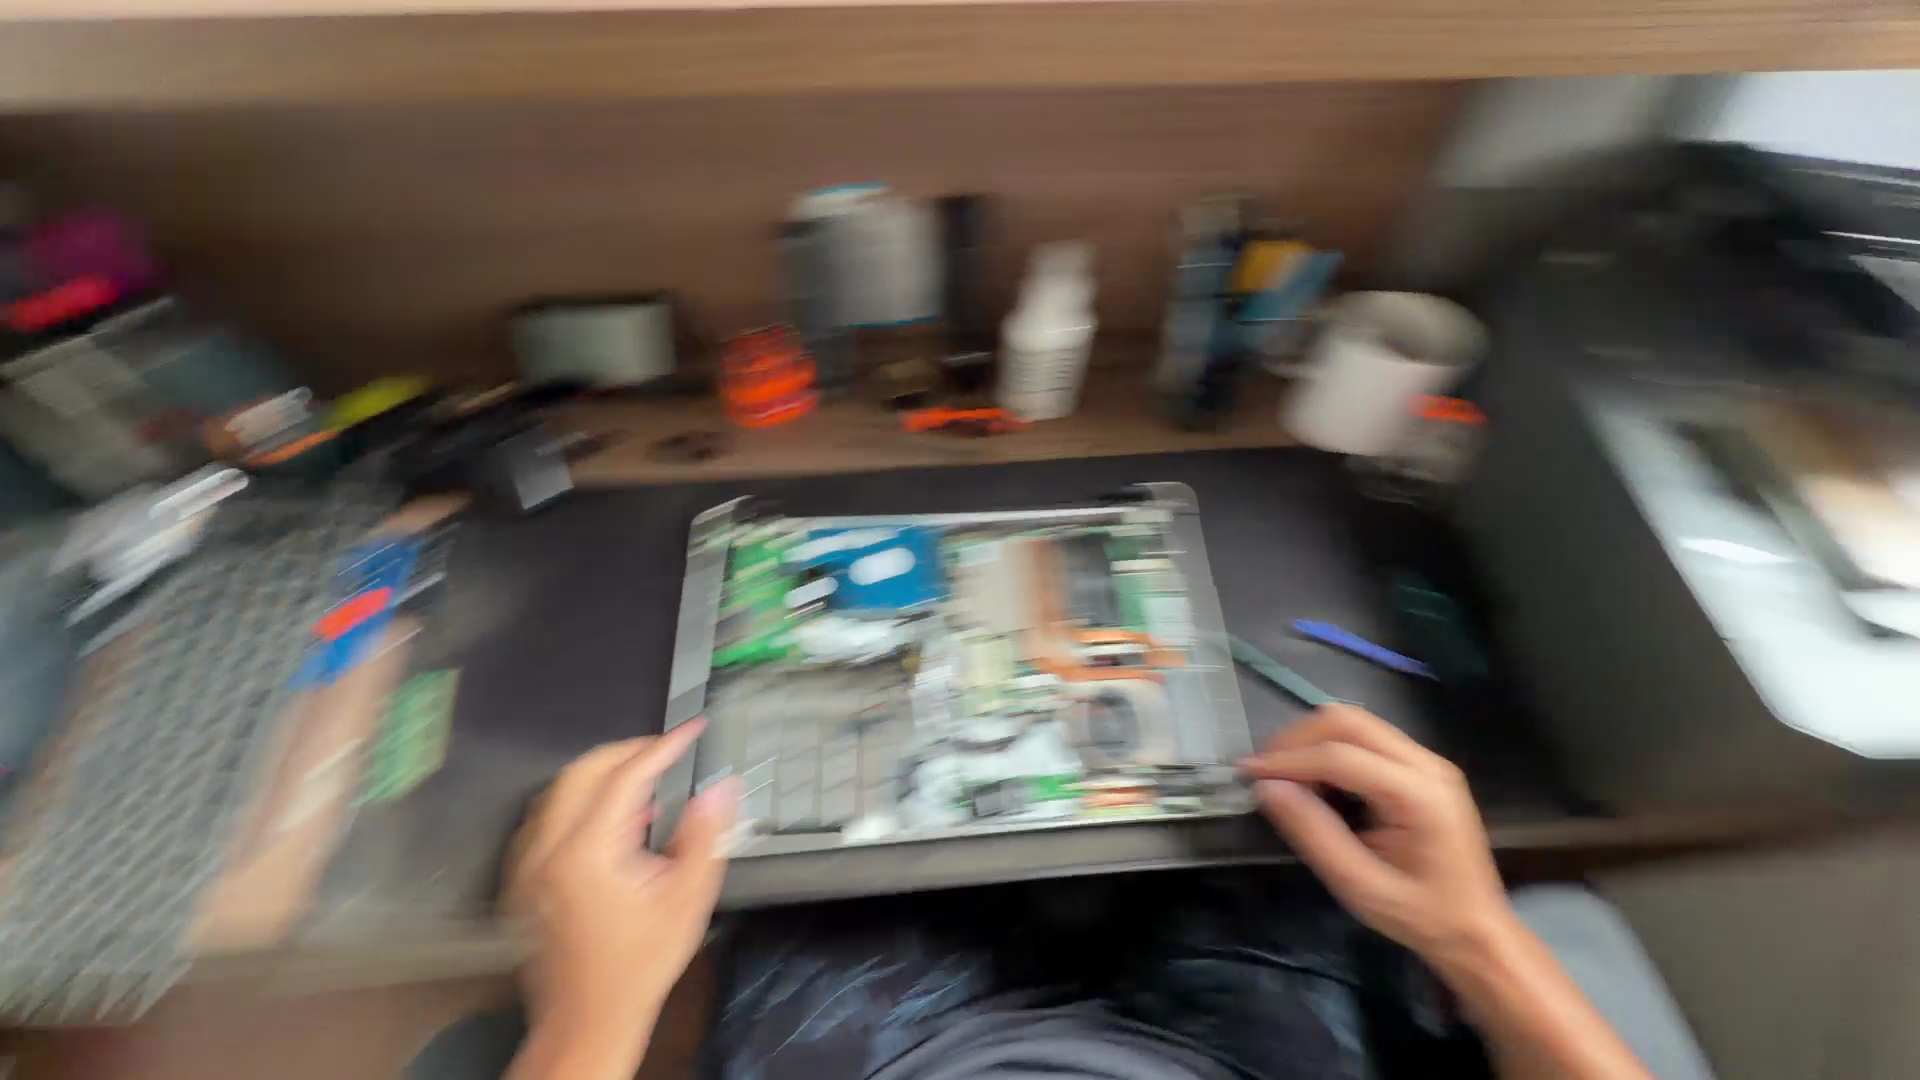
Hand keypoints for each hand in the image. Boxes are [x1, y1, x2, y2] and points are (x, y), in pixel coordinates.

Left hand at [505, 720, 738, 1041]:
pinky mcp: (525, 879)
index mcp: (588, 853)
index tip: (690, 730)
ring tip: (646, 776)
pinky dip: (582, 799)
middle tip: (667, 749)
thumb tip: (721, 788)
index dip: (663, 746)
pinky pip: (548, 817)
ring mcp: (530, 866)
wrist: (589, 1020)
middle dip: (629, 750)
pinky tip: (615, 817)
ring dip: (603, 772)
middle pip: (583, 771)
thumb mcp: (689, 897)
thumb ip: (706, 835)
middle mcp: (549, 852)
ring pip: (560, 789)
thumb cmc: (639, 963)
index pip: (626, 777)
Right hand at [1240, 705, 1515, 968]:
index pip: (1340, 756)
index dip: (1288, 760)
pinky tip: (1314, 778)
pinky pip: (1363, 736)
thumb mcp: (1358, 885)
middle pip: (1347, 721)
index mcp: (1420, 795)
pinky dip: (1327, 747)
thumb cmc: (1420, 916)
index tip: (1247, 773)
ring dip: (1310, 740)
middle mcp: (1426, 764)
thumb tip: (1266, 788)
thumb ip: (1312, 833)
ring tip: (1284, 774)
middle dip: (1297, 739)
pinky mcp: (1418, 766)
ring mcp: (1426, 761)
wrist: (1478, 933)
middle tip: (1264, 769)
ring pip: (1353, 721)